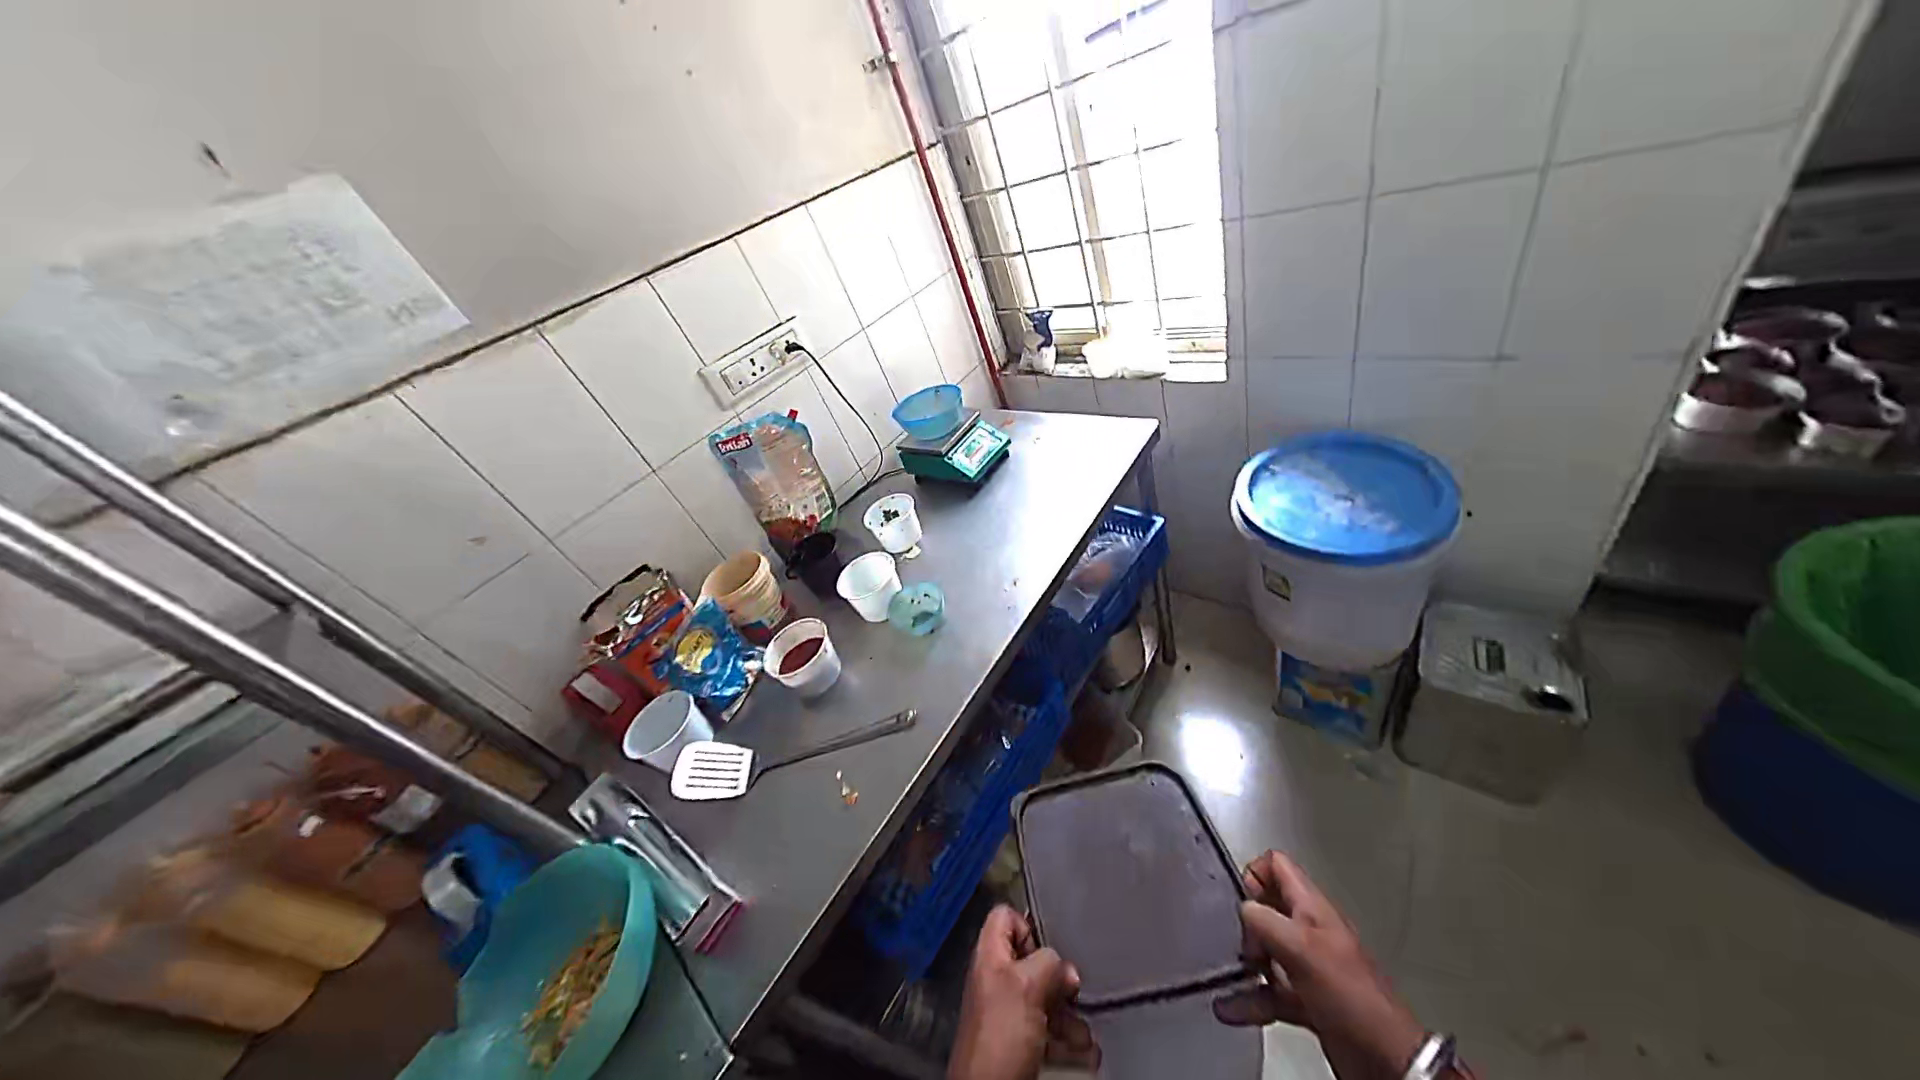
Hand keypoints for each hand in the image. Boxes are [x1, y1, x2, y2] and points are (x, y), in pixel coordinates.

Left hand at [948, 905, 1097, 1079]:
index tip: (1047, 950)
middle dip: (1059, 980)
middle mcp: (999, 979)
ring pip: (1047, 1000)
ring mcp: (1011, 1013)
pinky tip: (1085, 1053)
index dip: (1028, 925)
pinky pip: (1051, 1033)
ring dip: (1070, 1017)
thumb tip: (1066, 969)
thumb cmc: (1002, 1031)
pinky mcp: (1022, 1043)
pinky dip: (1069, 1043)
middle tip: (1072, 995)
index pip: (1005, 917)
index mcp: (990, 956)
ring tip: (1083, 1034)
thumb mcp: (1026, 985)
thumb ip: (1049, 963)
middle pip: (1034, 961)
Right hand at [1212, 851, 1429, 1079]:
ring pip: (1265, 952)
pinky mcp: (1306, 999)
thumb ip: (1264, 920)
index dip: (1254, 875)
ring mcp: (1308, 966)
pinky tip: (1229, 1009)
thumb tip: (1242, 911)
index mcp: (1311, 908)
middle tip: (1243, 948)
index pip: (1277, 865)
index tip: (1242, 903)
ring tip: (1228, 978)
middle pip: (1266, 908)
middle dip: (1244, 925)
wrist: (1388, 1060)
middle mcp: (1309, 930)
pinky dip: (1250, 999)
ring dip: (1245, 965)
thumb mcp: (1301, 947)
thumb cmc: (1349, 995)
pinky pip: (1270, 991)